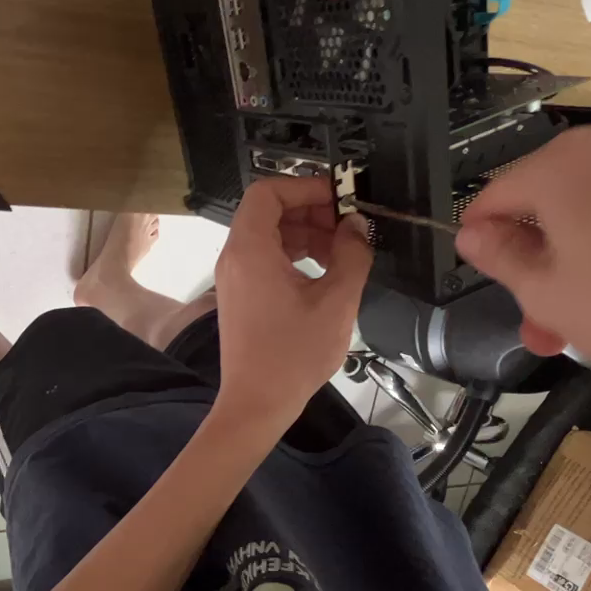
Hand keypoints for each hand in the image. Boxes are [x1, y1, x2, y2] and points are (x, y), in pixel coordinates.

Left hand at [212, 175, 372, 427]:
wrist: (256, 403)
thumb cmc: (292, 356)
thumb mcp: (336, 301)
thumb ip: (352, 255)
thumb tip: (356, 228)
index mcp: (250, 250)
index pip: (267, 192)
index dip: (305, 187)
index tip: (340, 198)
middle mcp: (234, 258)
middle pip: (269, 212)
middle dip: (311, 212)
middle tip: (348, 228)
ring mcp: (234, 278)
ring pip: (269, 236)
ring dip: (307, 235)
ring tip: (343, 253)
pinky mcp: (240, 297)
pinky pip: (265, 260)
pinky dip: (294, 256)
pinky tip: (325, 273)